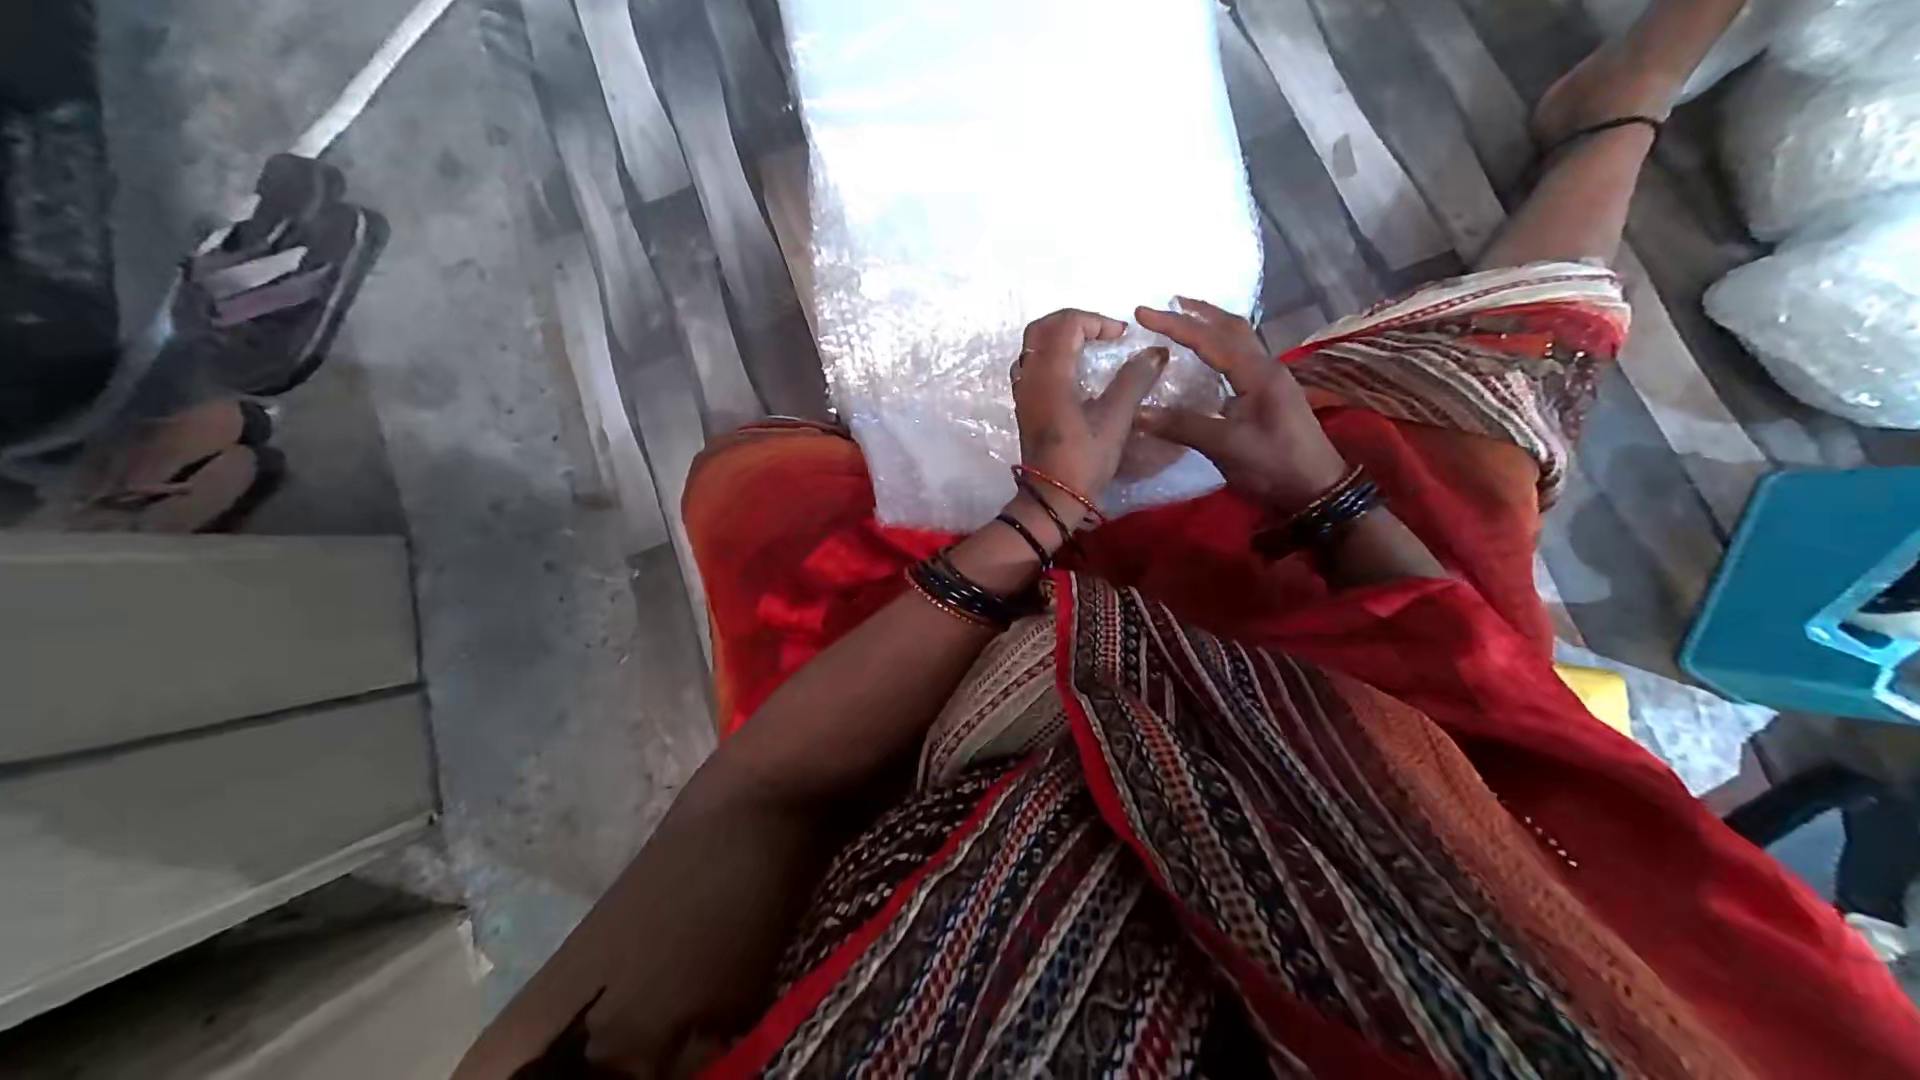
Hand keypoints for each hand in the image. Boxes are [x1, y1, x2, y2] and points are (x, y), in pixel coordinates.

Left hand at [1011, 308, 1167, 505]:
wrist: (1051, 497)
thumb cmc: (1083, 461)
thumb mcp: (1115, 420)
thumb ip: (1134, 381)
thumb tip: (1157, 352)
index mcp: (1050, 376)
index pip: (1067, 324)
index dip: (1096, 321)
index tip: (1121, 337)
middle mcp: (1030, 377)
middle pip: (1043, 328)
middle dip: (1074, 321)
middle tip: (1103, 333)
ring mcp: (1023, 392)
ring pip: (1033, 346)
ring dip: (1059, 337)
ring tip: (1089, 347)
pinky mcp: (1024, 405)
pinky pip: (1030, 365)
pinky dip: (1050, 356)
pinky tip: (1072, 371)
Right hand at [1133, 298, 1348, 512]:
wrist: (1318, 489)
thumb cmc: (1274, 465)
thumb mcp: (1226, 446)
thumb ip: (1183, 426)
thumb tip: (1138, 412)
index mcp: (1257, 374)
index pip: (1211, 338)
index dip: (1176, 324)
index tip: (1144, 312)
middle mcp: (1266, 368)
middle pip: (1232, 327)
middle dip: (1200, 312)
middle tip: (1169, 303)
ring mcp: (1270, 381)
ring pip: (1239, 340)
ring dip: (1212, 326)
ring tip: (1185, 320)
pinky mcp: (1269, 396)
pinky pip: (1240, 359)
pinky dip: (1219, 347)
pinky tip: (1205, 358)